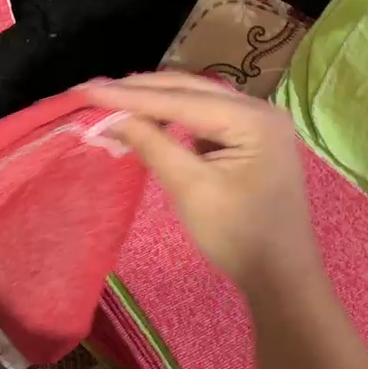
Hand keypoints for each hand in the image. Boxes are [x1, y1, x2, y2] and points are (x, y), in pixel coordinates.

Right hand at [87, 72, 320, 293]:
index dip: (128, 95)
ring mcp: (254, 122)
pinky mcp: (246, 136)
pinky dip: (167, 113)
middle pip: (187, 90)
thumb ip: (150, 143)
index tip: (86, 89)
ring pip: (192, 98)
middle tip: (92, 89)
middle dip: (138, 91)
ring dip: (151, 99)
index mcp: (253, 119)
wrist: (281, 279)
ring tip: (109, 97)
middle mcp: (258, 109)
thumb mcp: (189, 188)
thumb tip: (109, 117)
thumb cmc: (239, 236)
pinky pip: (199, 114)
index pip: (179, 100)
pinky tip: (143, 115)